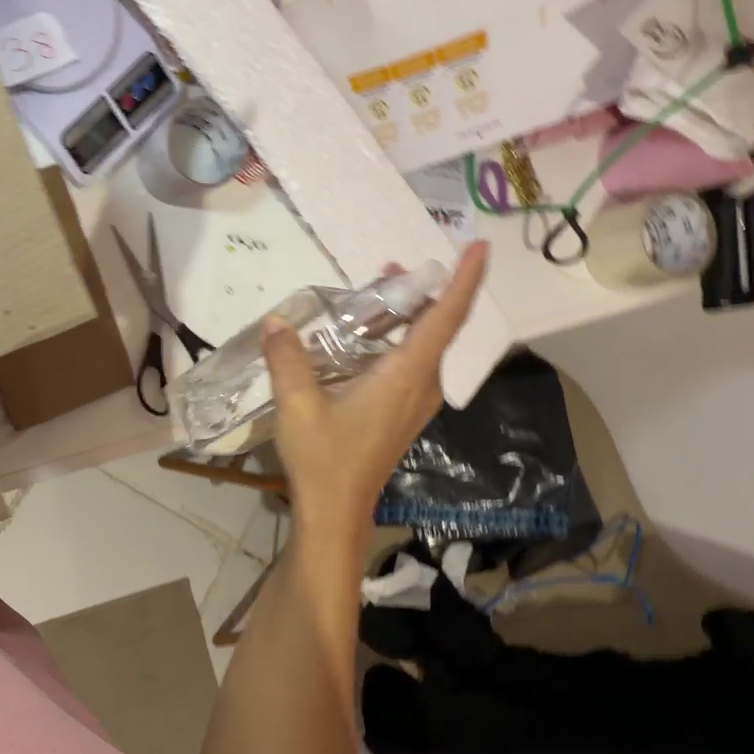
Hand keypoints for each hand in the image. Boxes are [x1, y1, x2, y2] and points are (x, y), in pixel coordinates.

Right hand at [264, 241, 488, 543]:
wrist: (335, 507)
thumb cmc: (323, 456)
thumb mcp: (297, 405)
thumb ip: (288, 360)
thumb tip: (276, 321)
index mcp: (406, 375)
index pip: (445, 317)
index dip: (464, 280)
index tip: (477, 247)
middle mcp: (421, 385)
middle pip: (437, 328)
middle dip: (423, 294)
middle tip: (392, 271)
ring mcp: (414, 402)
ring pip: (423, 348)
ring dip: (407, 320)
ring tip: (375, 301)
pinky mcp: (400, 415)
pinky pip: (409, 366)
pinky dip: (395, 343)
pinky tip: (362, 346)